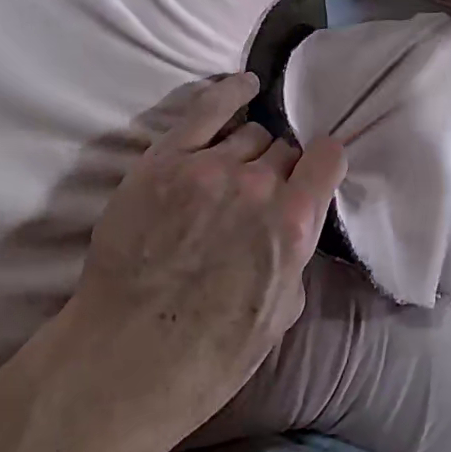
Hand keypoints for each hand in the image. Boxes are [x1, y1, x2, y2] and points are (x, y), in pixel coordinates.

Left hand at [62, 73, 346, 433]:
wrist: (122, 365)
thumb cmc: (210, 355)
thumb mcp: (283, 310)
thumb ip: (298, 251)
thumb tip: (297, 222)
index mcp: (295, 222)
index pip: (329, 157)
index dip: (323, 165)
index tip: (315, 174)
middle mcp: (258, 185)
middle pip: (285, 148)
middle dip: (281, 168)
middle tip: (261, 195)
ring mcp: (208, 168)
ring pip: (249, 134)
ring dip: (249, 152)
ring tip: (232, 175)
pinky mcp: (163, 162)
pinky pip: (207, 108)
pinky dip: (231, 93)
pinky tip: (245, 86)